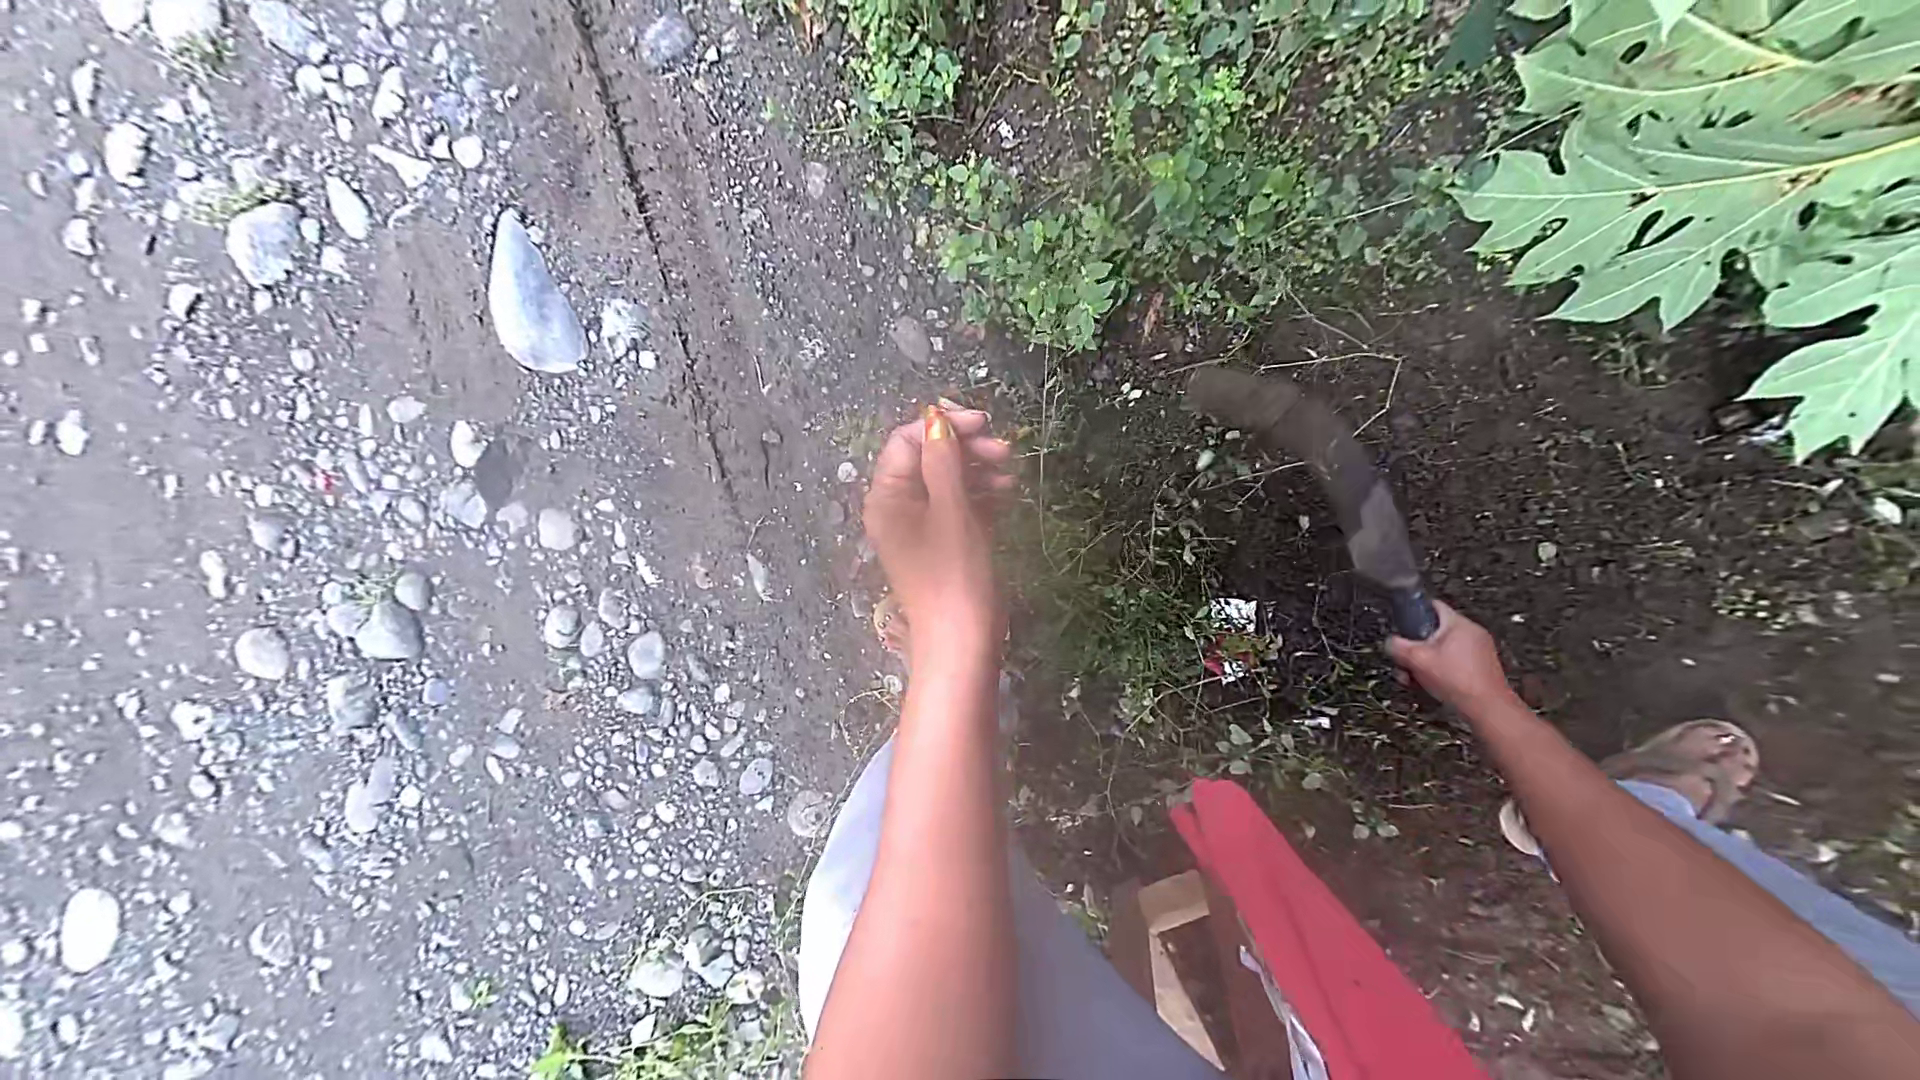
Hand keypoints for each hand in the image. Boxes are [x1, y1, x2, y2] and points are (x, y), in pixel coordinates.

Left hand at [863, 403, 1013, 666]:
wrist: (962, 641)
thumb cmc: (954, 575)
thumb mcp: (952, 510)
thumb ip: (943, 460)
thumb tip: (935, 418)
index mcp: (886, 496)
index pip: (905, 441)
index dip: (942, 426)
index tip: (983, 423)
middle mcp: (896, 507)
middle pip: (926, 459)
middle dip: (965, 448)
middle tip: (1004, 450)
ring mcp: (919, 526)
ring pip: (945, 481)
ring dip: (977, 470)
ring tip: (1010, 474)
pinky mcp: (940, 542)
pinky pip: (955, 505)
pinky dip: (979, 495)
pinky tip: (1006, 493)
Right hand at [1385, 600, 1516, 711]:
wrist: (1487, 709)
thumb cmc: (1457, 681)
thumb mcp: (1415, 658)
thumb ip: (1396, 645)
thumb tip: (1390, 642)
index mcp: (1460, 624)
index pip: (1431, 605)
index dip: (1412, 612)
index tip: (1401, 625)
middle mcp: (1472, 634)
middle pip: (1431, 632)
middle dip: (1414, 647)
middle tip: (1406, 660)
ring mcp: (1478, 651)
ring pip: (1439, 649)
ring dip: (1422, 662)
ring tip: (1415, 677)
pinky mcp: (1479, 667)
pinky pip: (1450, 662)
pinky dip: (1436, 670)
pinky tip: (1428, 684)